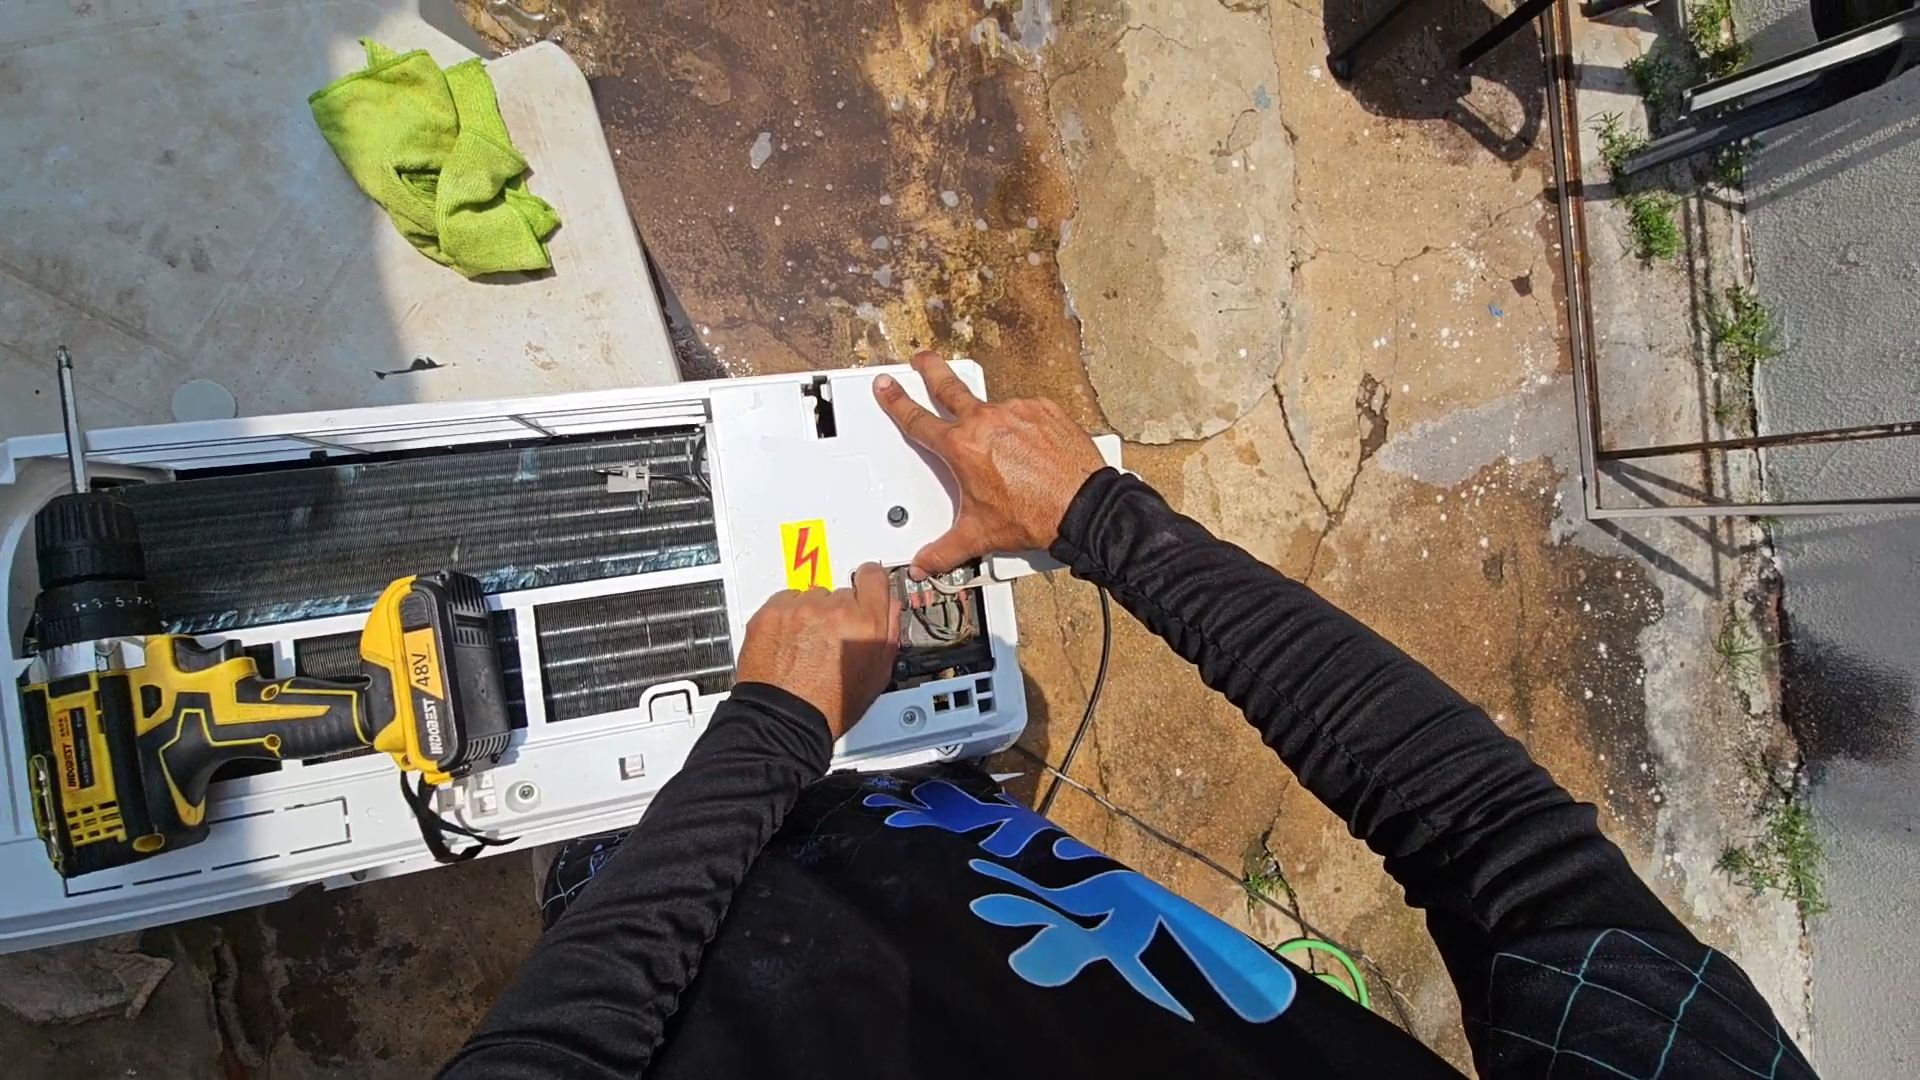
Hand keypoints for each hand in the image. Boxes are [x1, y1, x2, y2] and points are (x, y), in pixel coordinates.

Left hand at [734, 562, 899, 738]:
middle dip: (839, 610)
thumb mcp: (878, 674)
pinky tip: (789, 641)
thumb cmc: (829, 706)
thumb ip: (888, 631)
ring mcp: (801, 609)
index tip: (866, 588)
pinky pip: (786, 601)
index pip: (874, 575)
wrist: (784, 721)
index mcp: (867, 623)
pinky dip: (787, 616)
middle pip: (842, 591)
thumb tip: (888, 606)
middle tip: (831, 638)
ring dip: (812, 613)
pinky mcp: (773, 611)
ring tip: (807, 644)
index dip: (870, 583)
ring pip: (813, 596)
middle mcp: (835, 610)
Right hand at [873, 351, 1106, 576]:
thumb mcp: (979, 536)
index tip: (887, 387)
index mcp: (962, 448)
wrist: (1081, 507)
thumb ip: (944, 551)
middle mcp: (987, 422)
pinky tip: (1028, 448)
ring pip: (992, 408)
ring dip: (989, 418)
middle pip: (948, 386)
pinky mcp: (1044, 410)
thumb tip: (925, 565)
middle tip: (921, 358)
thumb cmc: (1034, 516)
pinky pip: (1025, 414)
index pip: (918, 421)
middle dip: (930, 368)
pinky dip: (1022, 427)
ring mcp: (1017, 412)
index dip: (897, 402)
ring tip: (998, 441)